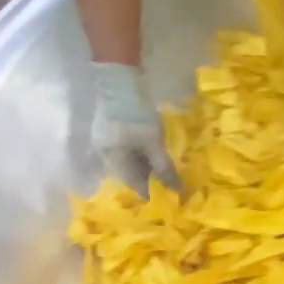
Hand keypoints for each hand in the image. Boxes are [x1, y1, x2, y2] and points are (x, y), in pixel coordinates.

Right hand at [90, 62, 174, 189]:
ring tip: (170, 176)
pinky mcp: (113, 133)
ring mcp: (107, 142)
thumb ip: (164, 170)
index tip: (172, 200)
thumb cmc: (137, 117)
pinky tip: (158, 161)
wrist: (120, 83)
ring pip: (131, 164)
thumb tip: (178, 192)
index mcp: (111, 158)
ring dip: (149, 171)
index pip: (133, 184)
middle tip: (174, 188)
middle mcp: (104, 152)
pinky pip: (129, 153)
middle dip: (152, 182)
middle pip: (130, 175)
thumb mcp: (154, 146)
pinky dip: (144, 159)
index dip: (152, 193)